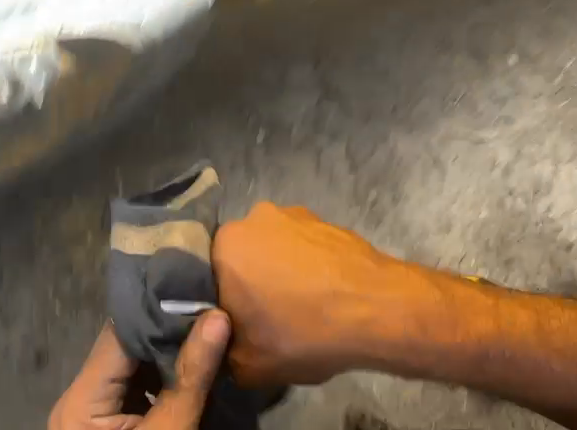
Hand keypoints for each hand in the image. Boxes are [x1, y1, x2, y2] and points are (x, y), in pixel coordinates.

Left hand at [48, 313, 230, 429]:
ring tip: (206, 323)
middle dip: (166, 325)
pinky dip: (161, 372)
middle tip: (209, 303)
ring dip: (167, 347)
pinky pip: (134, 383)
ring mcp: (90, 413)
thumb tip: (217, 316)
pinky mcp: (106, 424)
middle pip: (123, 344)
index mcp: (79, 401)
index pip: (119, 333)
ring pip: (130, 361)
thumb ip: (190, 377)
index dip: (158, 308)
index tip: (199, 289)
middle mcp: (77, 399)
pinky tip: (192, 358)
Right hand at [213, 203, 411, 386]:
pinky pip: (301, 245)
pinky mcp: (322, 218)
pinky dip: (304, 265)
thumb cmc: (302, 332)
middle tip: (261, 316)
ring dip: (276, 271)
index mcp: (225, 244)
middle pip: (239, 255)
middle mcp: (253, 217)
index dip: (215, 301)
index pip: (203, 274)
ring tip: (296, 305)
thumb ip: (219, 349)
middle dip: (246, 281)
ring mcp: (291, 212)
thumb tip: (220, 339)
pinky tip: (319, 293)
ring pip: (271, 247)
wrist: (373, 309)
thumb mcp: (246, 364)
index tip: (230, 322)